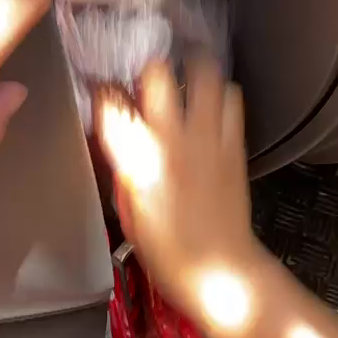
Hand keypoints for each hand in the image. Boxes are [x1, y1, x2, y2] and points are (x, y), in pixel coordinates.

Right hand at [98, 60, 266, 312]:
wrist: (216, 268)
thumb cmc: (168, 252)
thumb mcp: (129, 210)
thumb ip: (124, 168)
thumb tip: (120, 141)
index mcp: (134, 158)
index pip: (110, 101)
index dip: (103, 90)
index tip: (103, 92)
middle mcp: (169, 139)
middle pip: (156, 72)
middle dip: (147, 69)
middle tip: (146, 78)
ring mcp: (206, 138)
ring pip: (203, 74)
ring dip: (190, 70)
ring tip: (184, 77)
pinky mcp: (234, 144)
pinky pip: (231, 99)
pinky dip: (221, 94)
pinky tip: (212, 106)